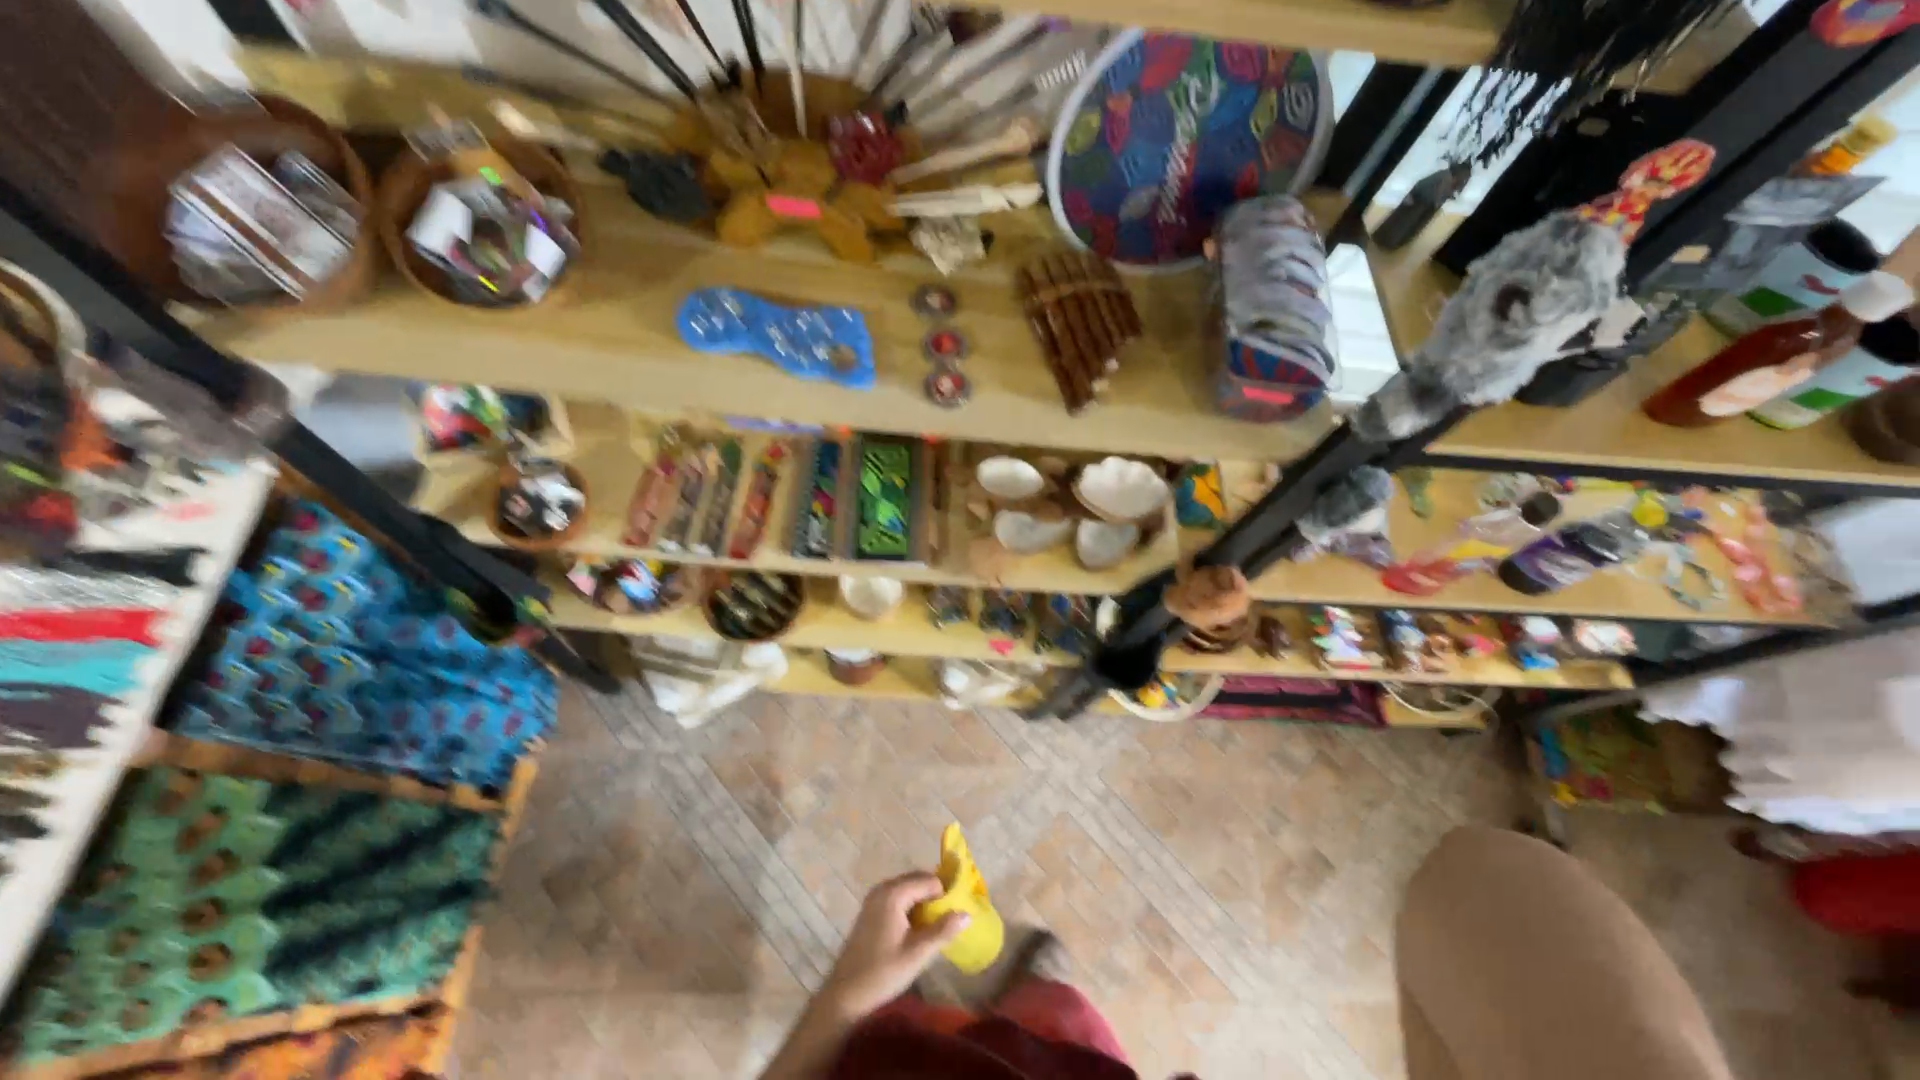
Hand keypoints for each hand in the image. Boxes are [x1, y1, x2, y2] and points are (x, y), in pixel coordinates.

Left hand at [818, 872, 970, 1020]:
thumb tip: (968, 914)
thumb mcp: (917, 954)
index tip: (954, 916)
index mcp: (893, 894)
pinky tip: (917, 931)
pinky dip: (911, 908)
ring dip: (924, 903)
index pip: (930, 881)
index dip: (945, 896)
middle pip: (918, 880)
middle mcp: (882, 889)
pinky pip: (898, 898)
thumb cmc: (882, 972)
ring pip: (908, 890)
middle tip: (949, 921)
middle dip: (935, 896)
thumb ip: (943, 931)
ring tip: (936, 927)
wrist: (845, 994)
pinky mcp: (870, 911)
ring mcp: (873, 899)